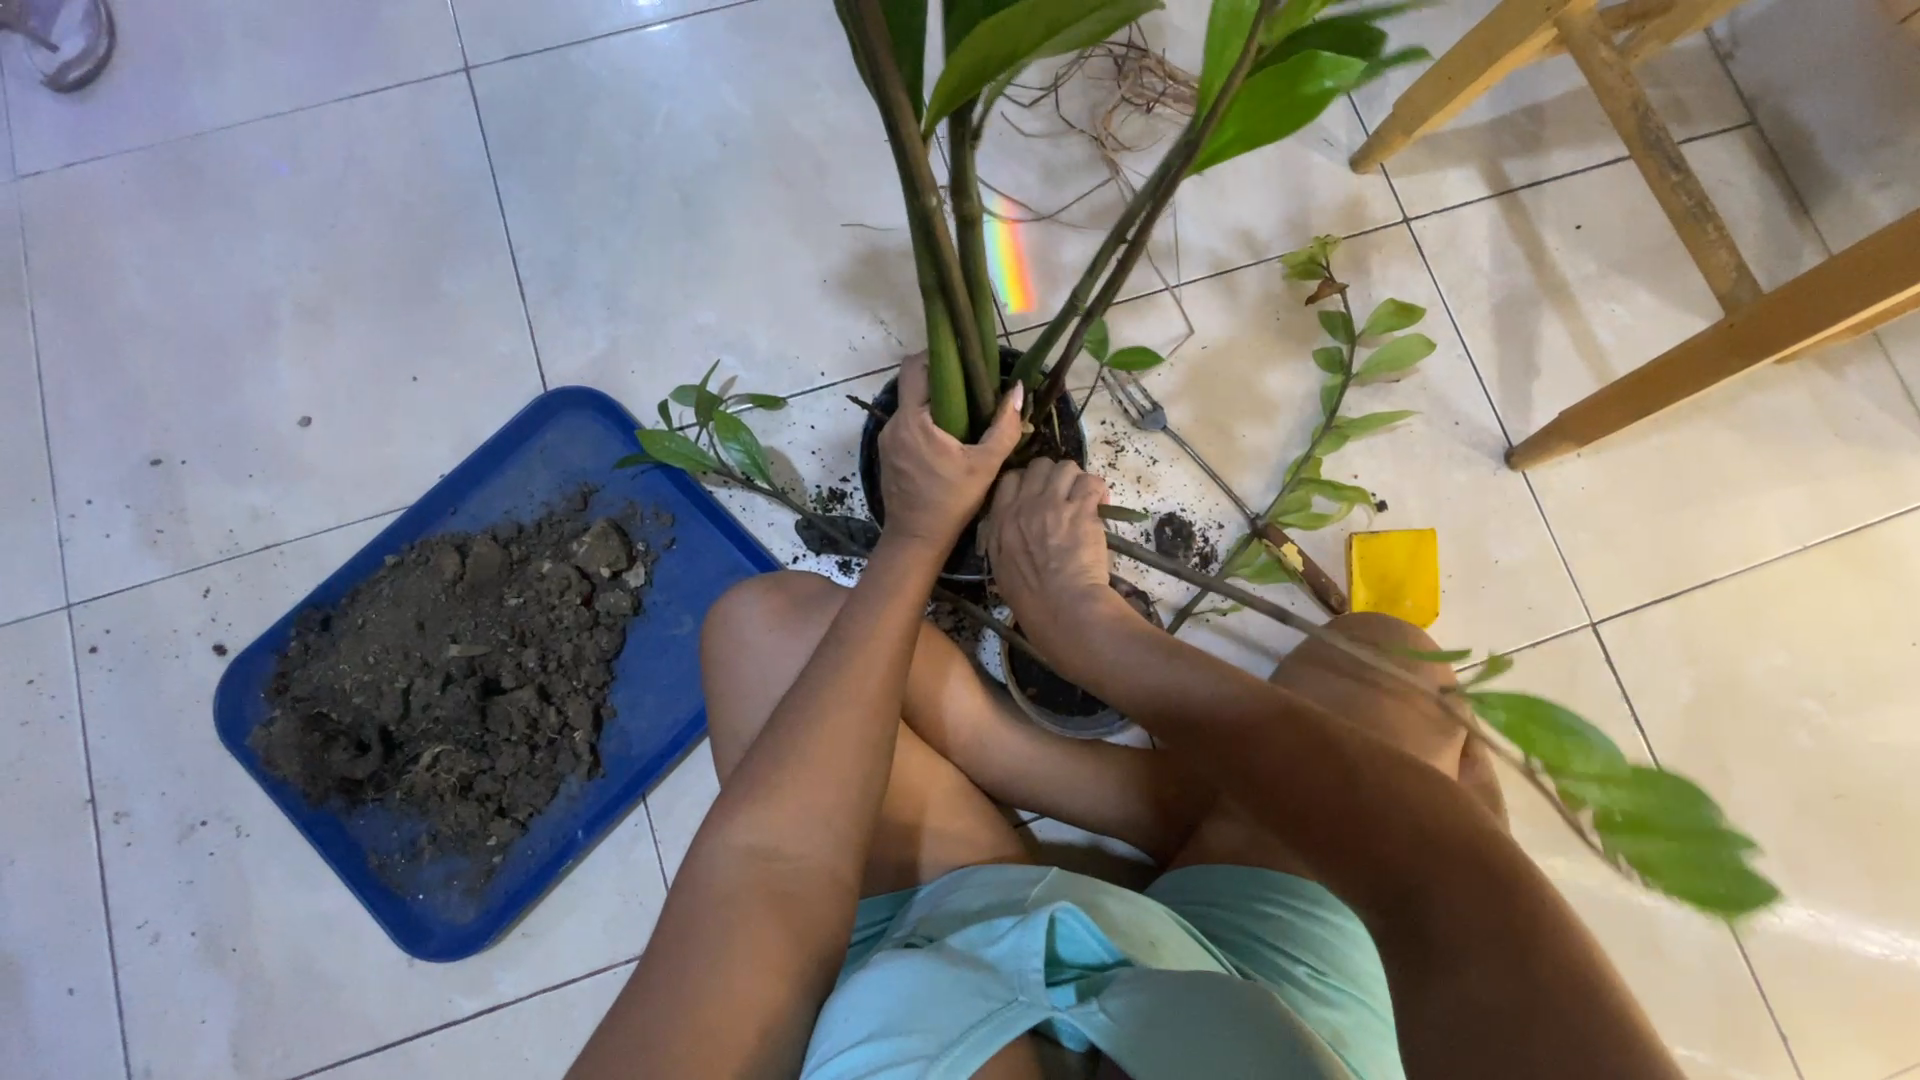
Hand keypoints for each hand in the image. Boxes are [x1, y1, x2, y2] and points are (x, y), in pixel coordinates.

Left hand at [878, 351, 1023, 548]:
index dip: (937, 355)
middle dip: (942, 380)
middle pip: (914, 385)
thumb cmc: (951, 502)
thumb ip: (1004, 427)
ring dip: (935, 404)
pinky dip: (925, 423)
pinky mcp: (888, 453)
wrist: (917, 539)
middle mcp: (894, 424)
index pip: (915, 367)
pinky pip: (907, 425)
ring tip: (964, 413)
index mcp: (914, 420)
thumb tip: (1017, 390)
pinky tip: (948, 437)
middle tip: (971, 387)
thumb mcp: (986, 465)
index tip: (962, 359)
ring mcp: (887, 439)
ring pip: (911, 406)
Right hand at [982, 458, 1123, 653]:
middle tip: (1065, 495)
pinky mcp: (1082, 510)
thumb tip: (1007, 529)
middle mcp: (1026, 505)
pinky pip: (1092, 482)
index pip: (1011, 479)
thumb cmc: (1031, 598)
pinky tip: (1101, 505)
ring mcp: (1054, 505)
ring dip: (1077, 480)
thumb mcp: (1001, 567)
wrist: (1061, 606)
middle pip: (1039, 466)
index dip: (1028, 481)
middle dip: (1053, 476)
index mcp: (1002, 519)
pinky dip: (1098, 490)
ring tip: (1084, 498)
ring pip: (1066, 467)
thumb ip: (1001, 540)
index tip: (1039, 494)